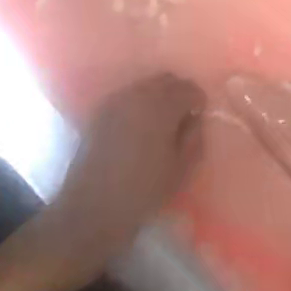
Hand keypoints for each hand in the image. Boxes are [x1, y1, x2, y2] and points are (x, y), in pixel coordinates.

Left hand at [41, 74, 204, 276]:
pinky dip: (139, 103)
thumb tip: (194, 118)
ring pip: (146, 85)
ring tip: (161, 124)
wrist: (90, 209)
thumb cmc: (142, 193)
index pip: (188, 88)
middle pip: (166, 80)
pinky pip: (128, 95)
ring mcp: (116, 100)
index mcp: (161, 107)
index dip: (198, 102)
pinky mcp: (100, 111)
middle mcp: (138, 94)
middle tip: (183, 119)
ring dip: (158, 97)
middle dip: (179, 94)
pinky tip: (139, 127)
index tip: (199, 118)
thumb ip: (194, 138)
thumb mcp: (180, 171)